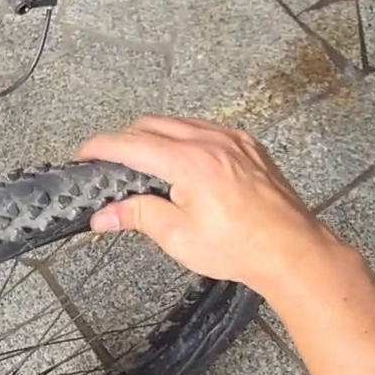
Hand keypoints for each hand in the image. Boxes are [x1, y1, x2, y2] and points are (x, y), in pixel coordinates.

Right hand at [76, 116, 346, 291]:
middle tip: (109, 164)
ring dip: (154, 137)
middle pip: (153, 125)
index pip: (132, 144)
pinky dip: (183, 138)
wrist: (291, 251)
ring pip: (180, 124)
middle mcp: (211, 142)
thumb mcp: (178, 235)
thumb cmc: (238, 248)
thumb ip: (137, 216)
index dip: (101, 147)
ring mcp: (233, 141)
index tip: (83, 154)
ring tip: (141, 164)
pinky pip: (206, 130)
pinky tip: (179, 162)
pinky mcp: (249, 147)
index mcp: (190, 162)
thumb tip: (103, 216)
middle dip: (125, 140)